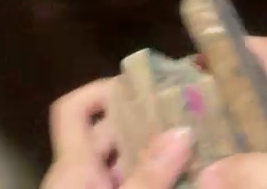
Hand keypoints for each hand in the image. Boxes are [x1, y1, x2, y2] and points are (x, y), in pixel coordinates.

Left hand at [44, 78, 193, 188]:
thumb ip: (151, 174)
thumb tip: (184, 130)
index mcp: (72, 165)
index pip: (73, 108)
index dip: (101, 91)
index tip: (141, 87)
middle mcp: (77, 175)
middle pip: (107, 135)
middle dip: (144, 125)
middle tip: (186, 116)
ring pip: (122, 165)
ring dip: (153, 157)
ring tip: (194, 148)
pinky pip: (127, 186)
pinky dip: (150, 181)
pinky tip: (185, 179)